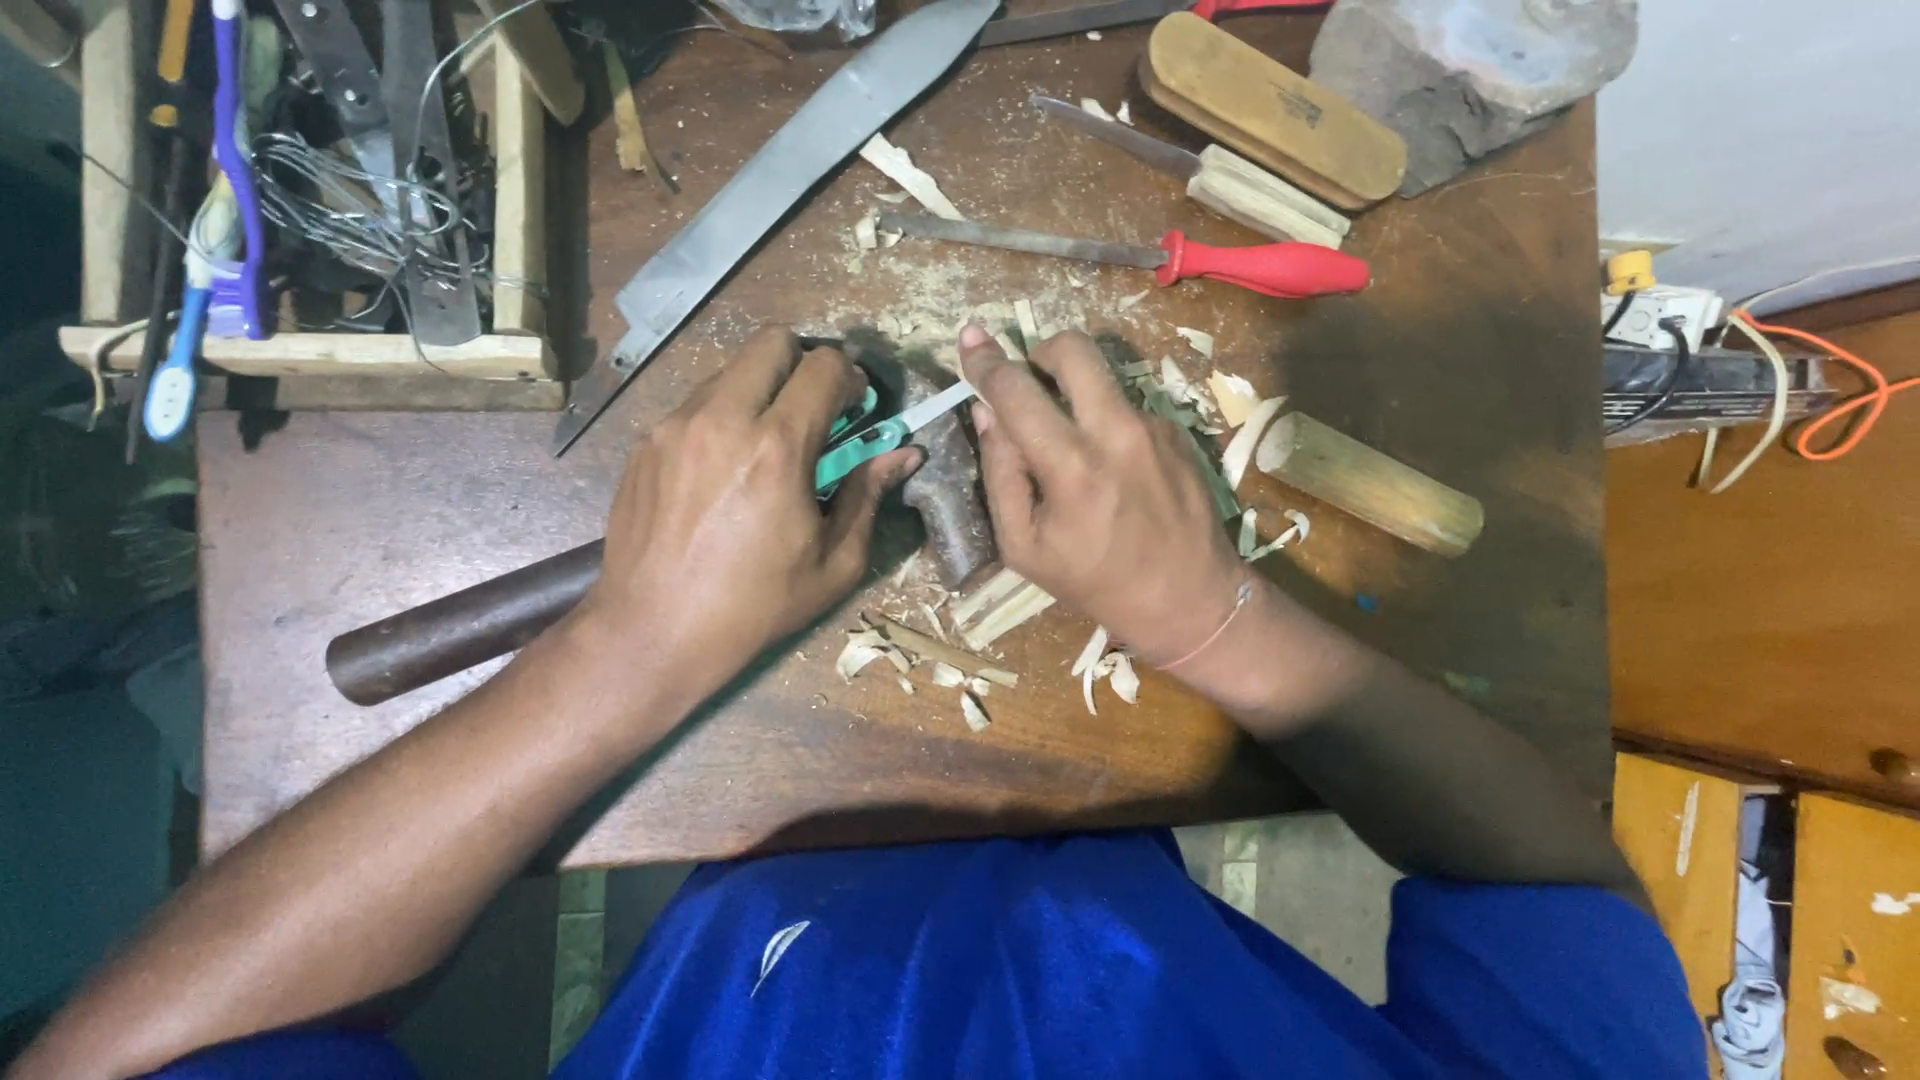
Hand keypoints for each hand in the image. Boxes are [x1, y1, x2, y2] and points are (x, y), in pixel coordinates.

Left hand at [576, 326, 920, 704]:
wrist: (654, 631)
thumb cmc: (756, 605)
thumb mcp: (834, 563)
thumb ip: (869, 495)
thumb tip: (904, 453)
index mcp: (777, 449)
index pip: (824, 366)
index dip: (852, 377)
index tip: (856, 406)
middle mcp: (722, 419)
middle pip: (773, 341)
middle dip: (805, 363)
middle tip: (814, 407)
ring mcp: (674, 426)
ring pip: (730, 369)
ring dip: (762, 388)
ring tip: (767, 441)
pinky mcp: (646, 442)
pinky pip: (696, 403)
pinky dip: (724, 416)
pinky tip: (725, 467)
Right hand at [960, 325, 1246, 666]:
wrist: (1188, 598)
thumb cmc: (1094, 582)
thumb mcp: (1024, 547)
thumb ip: (1000, 475)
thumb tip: (987, 414)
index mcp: (1071, 467)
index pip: (1017, 392)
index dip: (986, 362)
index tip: (969, 338)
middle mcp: (1116, 433)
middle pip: (1074, 350)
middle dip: (1042, 352)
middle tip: (1031, 378)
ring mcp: (1153, 428)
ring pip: (1103, 380)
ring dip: (1077, 395)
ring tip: (1076, 447)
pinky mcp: (1177, 432)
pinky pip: (1127, 409)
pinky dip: (1107, 425)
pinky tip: (1115, 470)